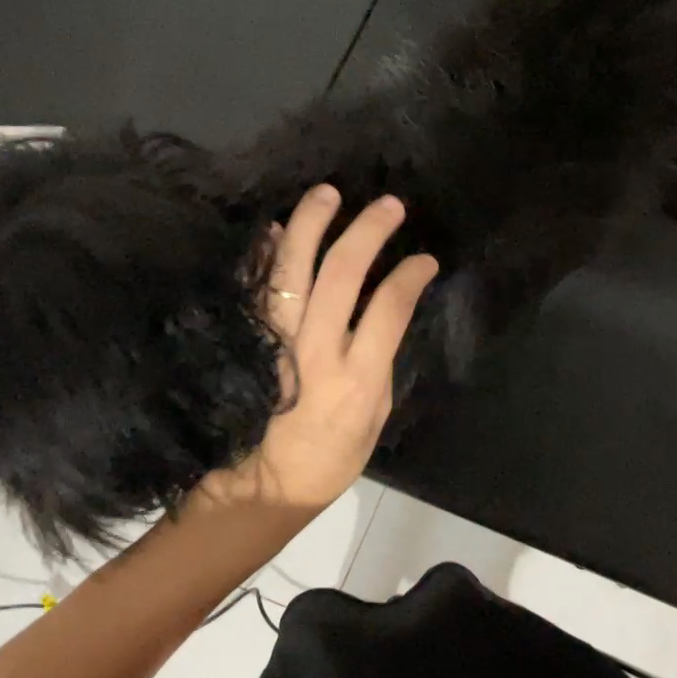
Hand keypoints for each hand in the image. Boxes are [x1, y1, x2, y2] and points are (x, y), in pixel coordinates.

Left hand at [202, 186, 437, 509]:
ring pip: (293, 269)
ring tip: (329, 194)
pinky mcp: (251, 341)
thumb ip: (380, 358)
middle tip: (388, 206)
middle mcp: (317, 351)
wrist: (267, 483)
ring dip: (312, 224)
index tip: (425, 259)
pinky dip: (266, 255)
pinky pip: (257, 287)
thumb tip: (383, 309)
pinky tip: (276, 229)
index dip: (411, 274)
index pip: (389, 306)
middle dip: (369, 230)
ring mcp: (278, 343)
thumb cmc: (333, 456)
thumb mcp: (377, 415)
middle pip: (343, 272)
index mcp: (358, 377)